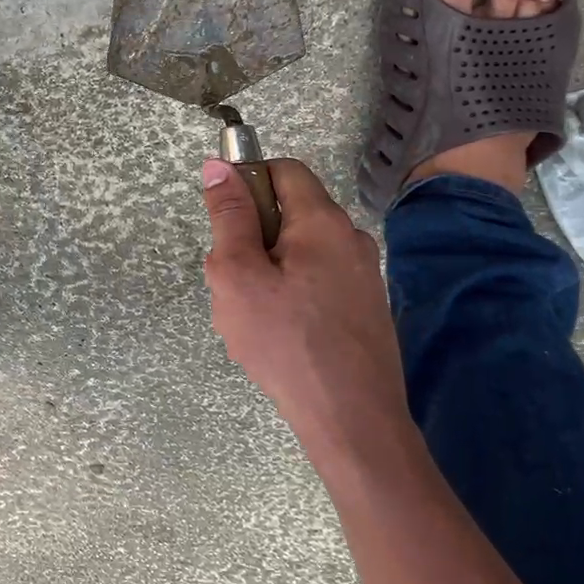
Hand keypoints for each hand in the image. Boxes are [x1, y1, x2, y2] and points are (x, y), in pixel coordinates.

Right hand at [201, 158, 406, 453]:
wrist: (351, 418)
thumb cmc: (284, 340)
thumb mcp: (237, 273)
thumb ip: (228, 216)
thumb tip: (219, 165)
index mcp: (322, 222)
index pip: (282, 170)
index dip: (246, 181)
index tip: (222, 222)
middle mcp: (351, 238)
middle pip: (288, 212)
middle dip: (251, 236)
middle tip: (233, 280)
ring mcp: (363, 275)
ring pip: (298, 251)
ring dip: (266, 269)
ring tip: (253, 313)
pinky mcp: (364, 307)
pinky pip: (315, 280)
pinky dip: (289, 292)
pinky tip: (278, 331)